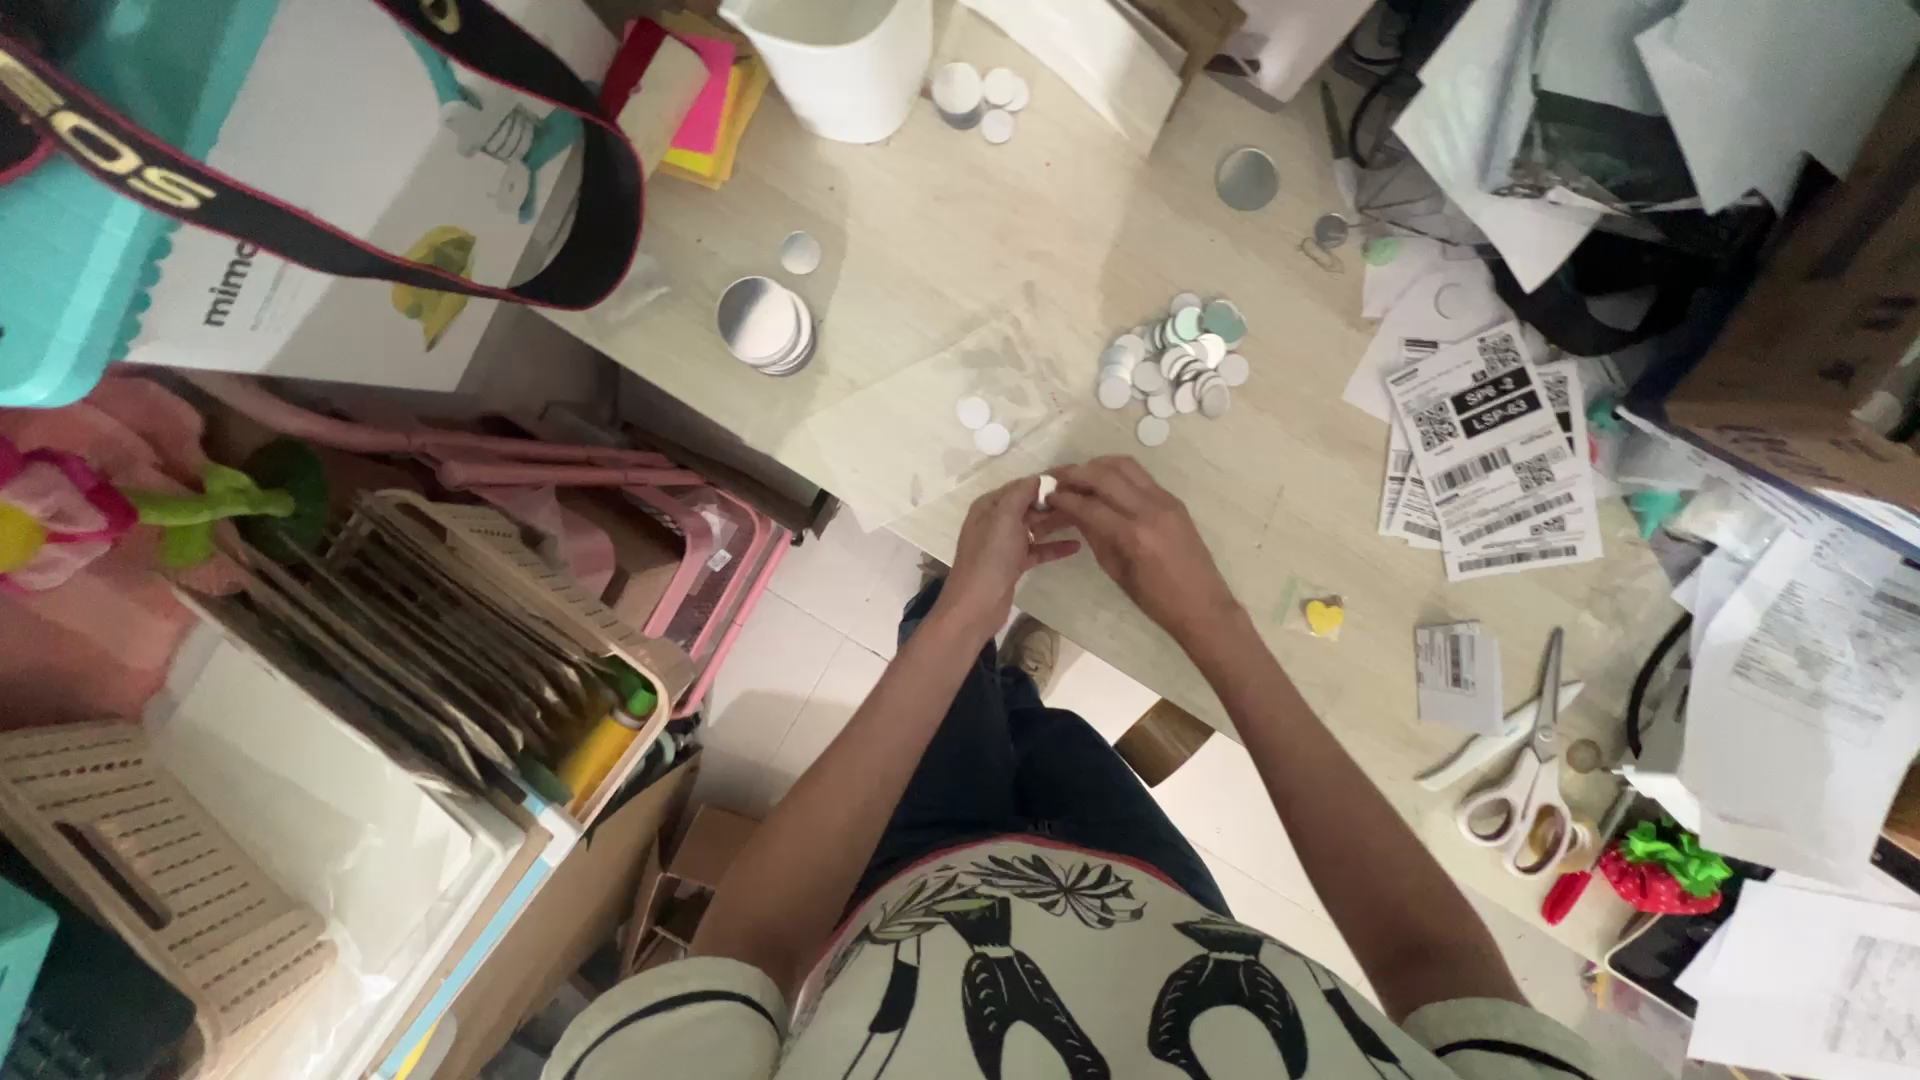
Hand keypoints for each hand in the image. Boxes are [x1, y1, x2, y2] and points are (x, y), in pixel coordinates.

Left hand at [931, 476, 1080, 640]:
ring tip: (1084, 517)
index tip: (1072, 479)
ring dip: (1056, 523)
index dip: (1043, 482)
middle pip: (1028, 506)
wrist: (976, 605)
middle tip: (1083, 499)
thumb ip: (1020, 495)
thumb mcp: (1004, 518)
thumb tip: (1037, 478)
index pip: (1019, 487)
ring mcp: (1004, 545)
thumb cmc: (990, 557)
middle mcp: (995, 522)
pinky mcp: (1013, 564)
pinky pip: (1037, 550)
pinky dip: (1053, 547)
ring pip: (1034, 527)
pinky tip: (1075, 546)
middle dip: (1052, 502)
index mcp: (989, 507)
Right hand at [1037, 457, 1240, 645]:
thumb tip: (1074, 512)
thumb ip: (1095, 536)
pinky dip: (1117, 473)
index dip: (1063, 499)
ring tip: (1078, 476)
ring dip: (1097, 466)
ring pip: (1125, 466)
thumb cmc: (1156, 600)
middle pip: (1105, 475)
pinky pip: (1141, 476)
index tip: (1046, 496)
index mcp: (1134, 535)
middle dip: (1075, 474)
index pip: (1089, 506)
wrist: (1203, 605)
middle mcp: (1150, 510)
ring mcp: (1165, 501)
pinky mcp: (1173, 500)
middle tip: (1055, 478)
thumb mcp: (1116, 571)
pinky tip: (1103, 483)